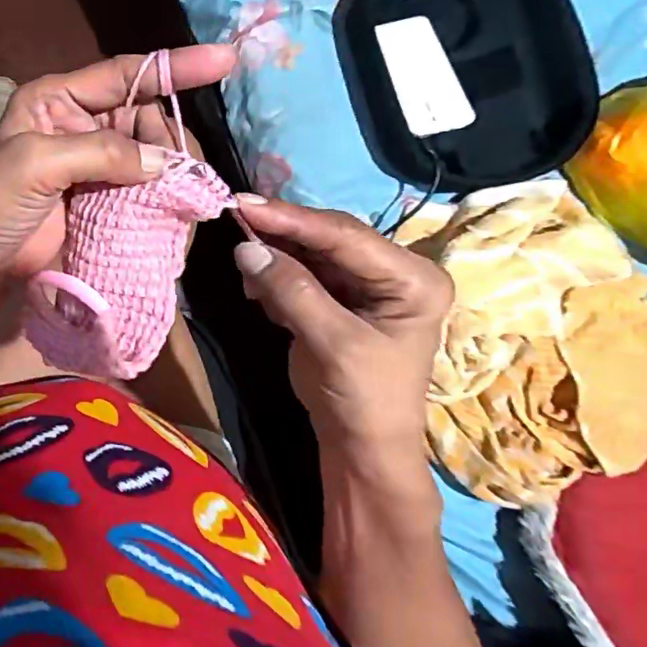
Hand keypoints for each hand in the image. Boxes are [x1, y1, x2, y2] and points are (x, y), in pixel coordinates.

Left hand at [0, 47, 237, 286]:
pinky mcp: (102, 202)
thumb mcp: (34, 163)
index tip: (226, 59)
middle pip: (145, 116)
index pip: (122, 74)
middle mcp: (79, 126)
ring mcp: (93, 166)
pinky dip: (164, 197)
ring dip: (173, 170)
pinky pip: (145, 190)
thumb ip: (100, 151)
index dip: (173, 66)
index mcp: (55, 101)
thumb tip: (164, 159)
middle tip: (185, 168)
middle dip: (171, 136)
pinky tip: (178, 208)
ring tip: (185, 192)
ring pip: (152, 155)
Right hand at [231, 198, 451, 459]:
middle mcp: (393, 271)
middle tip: (233, 216)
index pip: (345, 236)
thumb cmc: (363, 397)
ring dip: (273, 252)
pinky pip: (299, 271)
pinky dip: (273, 273)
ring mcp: (363, 283)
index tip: (243, 203)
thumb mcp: (332, 344)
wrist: (361, 444)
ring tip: (242, 257)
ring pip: (309, 251)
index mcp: (412, 278)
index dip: (292, 218)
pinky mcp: (337, 297)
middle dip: (280, 231)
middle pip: (327, 236)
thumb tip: (245, 247)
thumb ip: (292, 291)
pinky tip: (256, 286)